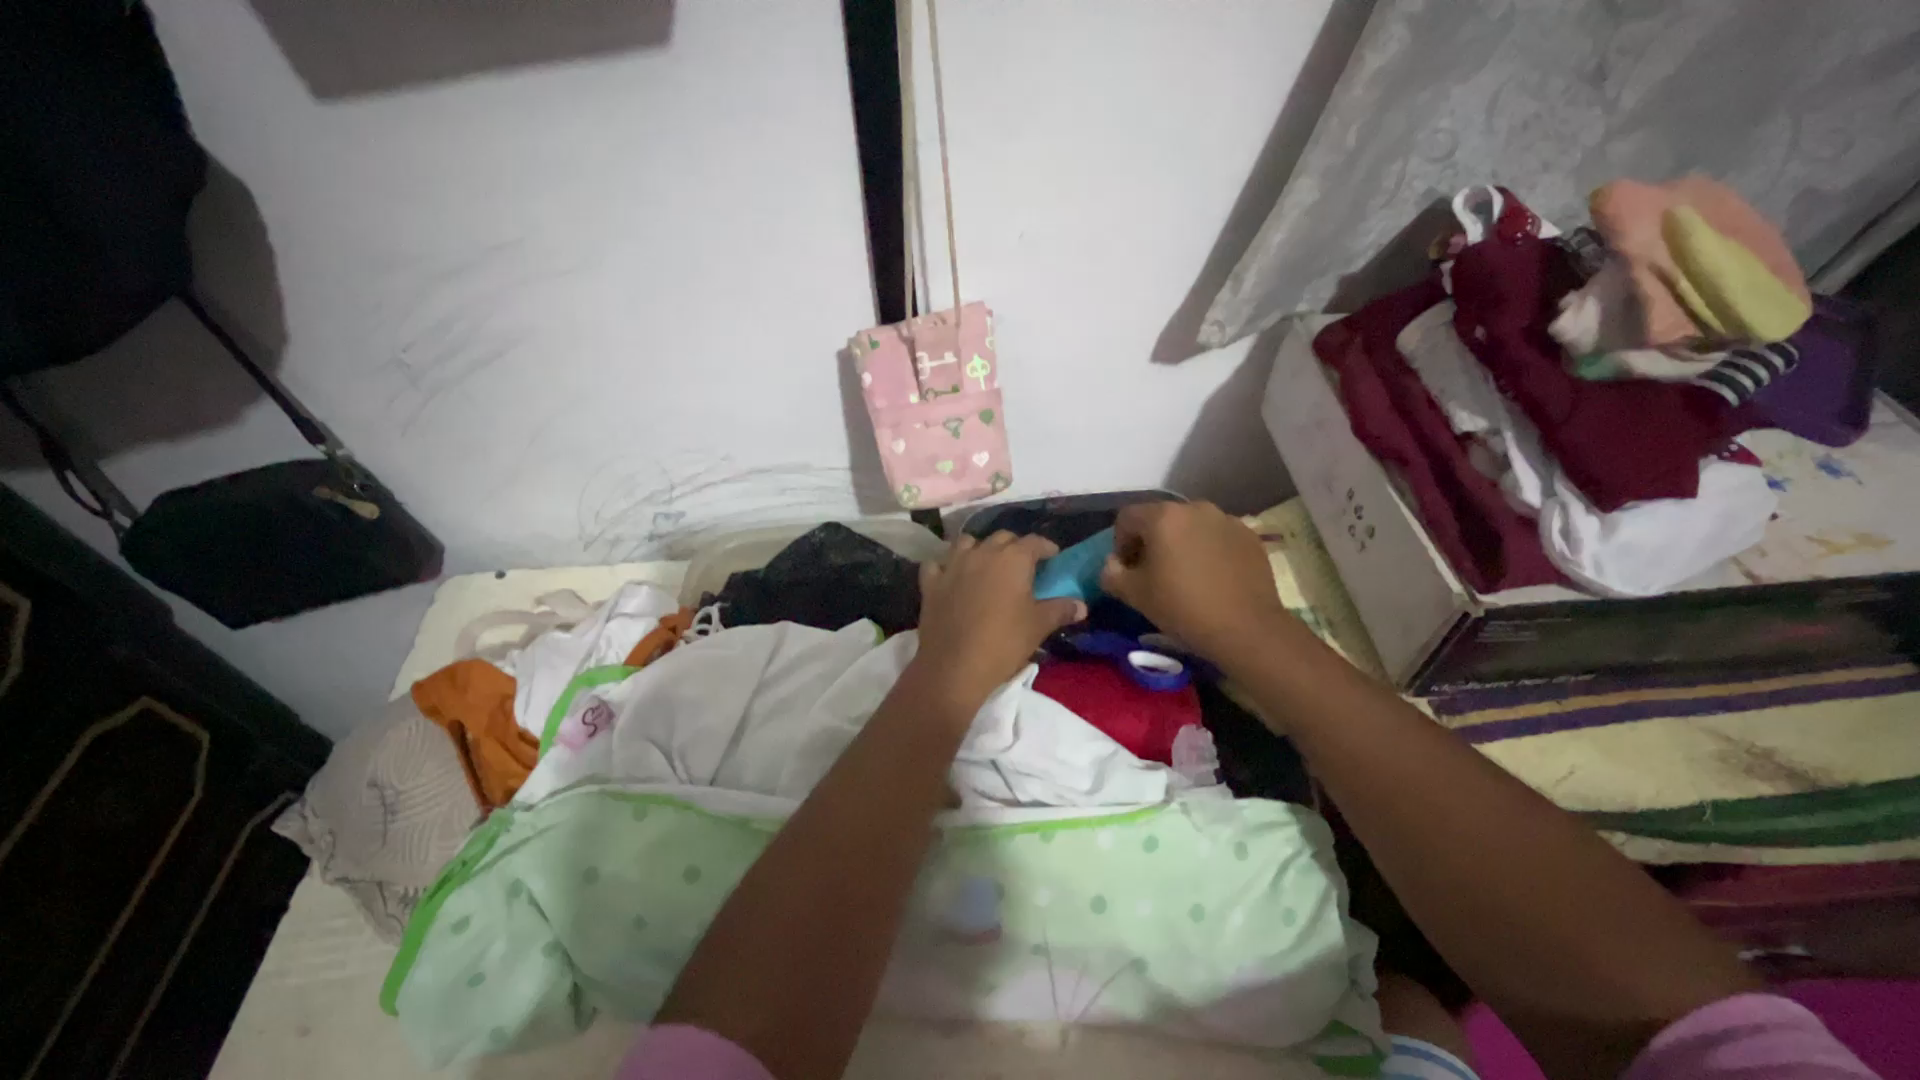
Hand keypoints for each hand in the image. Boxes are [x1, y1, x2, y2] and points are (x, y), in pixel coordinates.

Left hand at [913, 531, 1086, 710]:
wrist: (955, 666)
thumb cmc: (1004, 642)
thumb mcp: (1039, 626)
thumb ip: (1061, 610)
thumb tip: (1081, 605)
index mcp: (1013, 559)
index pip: (1035, 542)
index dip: (1046, 547)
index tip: (1053, 556)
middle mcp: (982, 553)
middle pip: (1002, 538)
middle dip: (1015, 546)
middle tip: (1023, 563)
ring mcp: (952, 565)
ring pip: (967, 543)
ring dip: (980, 548)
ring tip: (987, 564)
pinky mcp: (930, 583)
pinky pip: (937, 564)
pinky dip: (945, 566)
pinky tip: (951, 576)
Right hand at [1098, 501, 1288, 662]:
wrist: (1246, 629)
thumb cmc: (1183, 608)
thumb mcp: (1135, 595)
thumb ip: (1112, 574)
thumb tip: (1112, 564)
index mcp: (1163, 517)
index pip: (1127, 518)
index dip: (1119, 543)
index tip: (1126, 570)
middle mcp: (1196, 508)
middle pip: (1161, 519)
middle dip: (1151, 542)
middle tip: (1153, 574)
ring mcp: (1227, 520)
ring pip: (1192, 527)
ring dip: (1181, 545)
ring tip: (1186, 576)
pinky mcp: (1249, 536)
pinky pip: (1218, 537)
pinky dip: (1209, 551)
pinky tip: (1212, 579)